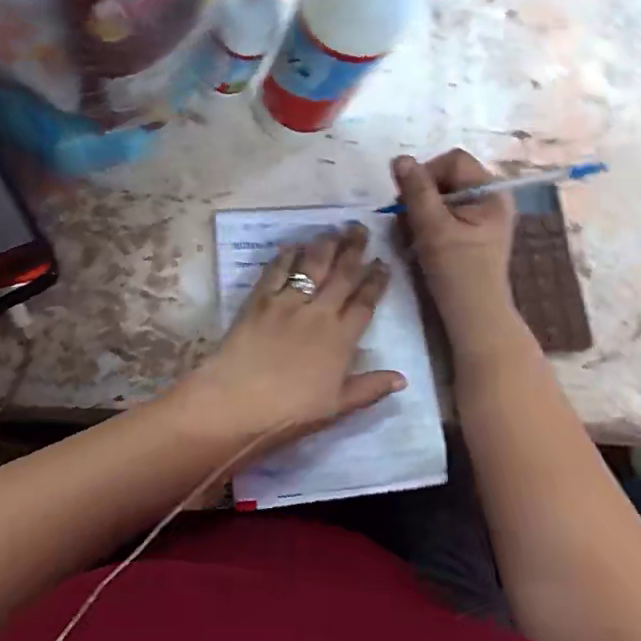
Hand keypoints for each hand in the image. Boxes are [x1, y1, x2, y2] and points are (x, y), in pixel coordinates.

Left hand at [177, 224, 404, 446]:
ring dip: (326, 244)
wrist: (238, 401)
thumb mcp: (337, 407)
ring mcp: (288, 302)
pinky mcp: (259, 299)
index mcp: (341, 339)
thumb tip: (402, 378)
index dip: (376, 282)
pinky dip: (288, 255)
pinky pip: (277, 270)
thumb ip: (369, 388)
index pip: (365, 303)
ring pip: (312, 265)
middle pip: (342, 275)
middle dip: (354, 250)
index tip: (383, 263)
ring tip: (335, 229)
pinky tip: (295, 245)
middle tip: (362, 228)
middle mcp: (319, 313)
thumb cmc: (290, 412)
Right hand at [393, 150, 515, 318]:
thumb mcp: (433, 227)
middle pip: (445, 176)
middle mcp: (490, 198)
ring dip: (419, 211)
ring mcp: (480, 216)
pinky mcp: (469, 232)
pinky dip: (425, 223)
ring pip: (439, 196)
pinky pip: (442, 214)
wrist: (475, 318)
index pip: (453, 160)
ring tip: (412, 235)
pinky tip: (419, 242)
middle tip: (407, 220)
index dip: (426, 173)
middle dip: (420, 194)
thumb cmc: (458, 272)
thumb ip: (416, 190)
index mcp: (491, 192)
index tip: (409, 200)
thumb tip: (400, 158)